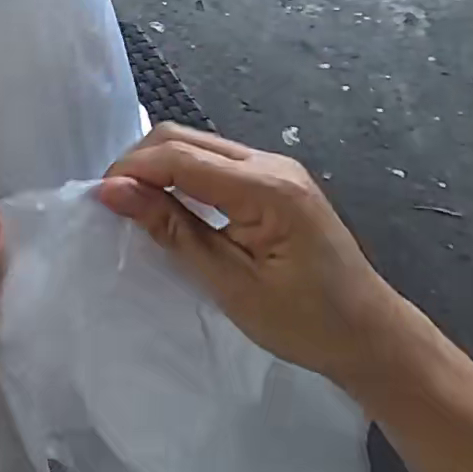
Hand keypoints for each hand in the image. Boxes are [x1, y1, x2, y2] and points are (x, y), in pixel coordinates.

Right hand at [99, 124, 408, 386]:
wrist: (372, 334)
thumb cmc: (305, 322)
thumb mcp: (230, 283)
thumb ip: (171, 229)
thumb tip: (113, 191)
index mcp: (266, 187)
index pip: (180, 157)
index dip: (132, 170)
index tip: (99, 199)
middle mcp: (269, 161)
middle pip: (183, 137)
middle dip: (139, 162)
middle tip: (114, 202)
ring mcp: (273, 165)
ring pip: (195, 142)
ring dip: (157, 165)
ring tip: (134, 203)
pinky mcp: (272, 176)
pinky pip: (212, 159)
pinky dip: (180, 172)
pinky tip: (168, 200)